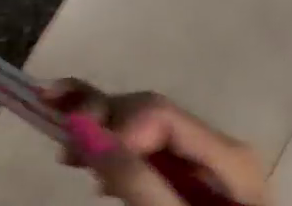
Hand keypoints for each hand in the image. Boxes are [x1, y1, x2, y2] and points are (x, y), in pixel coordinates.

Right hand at [46, 81, 271, 205]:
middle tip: (62, 147)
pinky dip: (108, 147)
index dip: (118, 125)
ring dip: (94, 130)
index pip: (157, 112)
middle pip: (143, 112)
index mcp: (229, 155)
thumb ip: (135, 180)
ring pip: (136, 124)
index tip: (91, 162)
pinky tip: (85, 161)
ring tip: (65, 151)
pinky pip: (141, 147)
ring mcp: (201, 163)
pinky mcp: (186, 179)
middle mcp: (215, 147)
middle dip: (98, 122)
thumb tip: (79, 126)